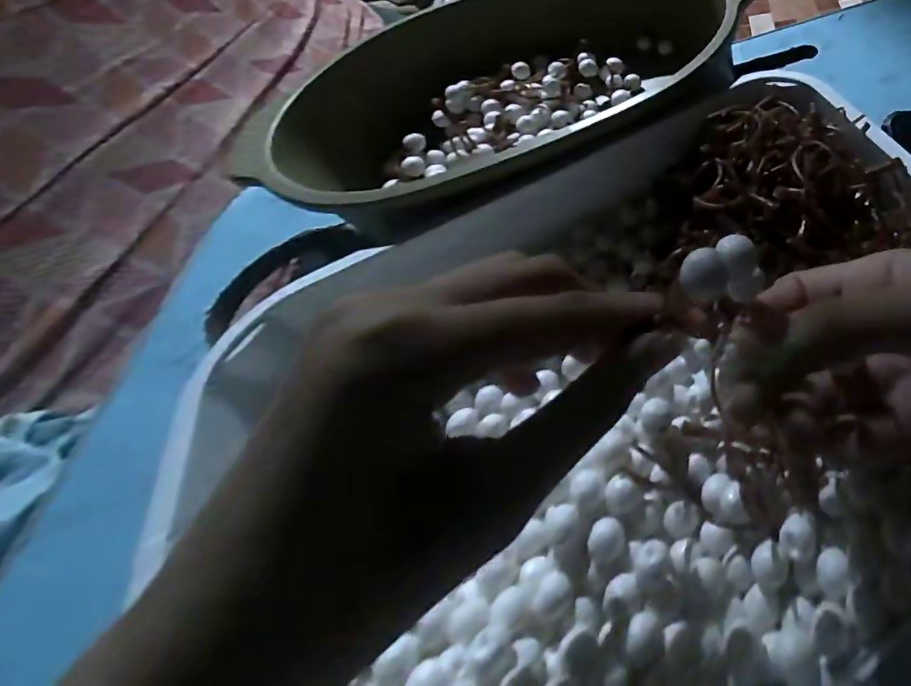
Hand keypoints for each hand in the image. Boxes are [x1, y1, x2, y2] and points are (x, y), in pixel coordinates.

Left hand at [65, 253, 676, 685]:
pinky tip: (520, 375)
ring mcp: (361, 309)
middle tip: (643, 348)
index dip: (624, 317)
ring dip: (551, 311)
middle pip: (522, 276)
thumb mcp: (499, 497)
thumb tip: (660, 349)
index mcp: (407, 346)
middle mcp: (383, 303)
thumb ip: (588, 409)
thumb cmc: (367, 581)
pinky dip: (504, 325)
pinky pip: (452, 304)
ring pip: (489, 282)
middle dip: (591, 305)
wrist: (225, 634)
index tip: (685, 322)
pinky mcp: (353, 329)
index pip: (547, 313)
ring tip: (593, 359)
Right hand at [750, 250, 910, 504]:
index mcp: (884, 280)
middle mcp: (887, 329)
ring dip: (795, 413)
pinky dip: (834, 448)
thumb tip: (750, 353)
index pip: (801, 295)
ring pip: (830, 397)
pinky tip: (809, 458)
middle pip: (808, 348)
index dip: (758, 322)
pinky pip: (866, 440)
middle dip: (769, 374)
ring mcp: (907, 384)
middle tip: (734, 415)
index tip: (719, 359)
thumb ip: (841, 326)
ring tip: (762, 440)